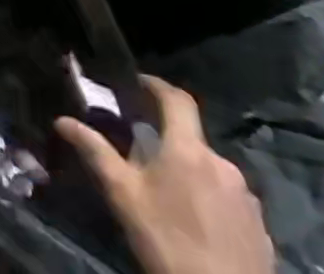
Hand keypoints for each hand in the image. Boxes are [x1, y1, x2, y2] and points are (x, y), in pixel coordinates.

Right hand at [56, 75, 272, 273]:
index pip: (177, 100)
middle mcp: (222, 164)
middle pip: (191, 139)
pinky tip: (196, 223)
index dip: (157, 85)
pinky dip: (210, 198)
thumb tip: (63, 120)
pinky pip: (229, 198)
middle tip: (144, 156)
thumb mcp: (123, 195)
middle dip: (168, 141)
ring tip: (169, 195)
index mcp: (187, 150)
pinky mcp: (259, 226)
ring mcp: (246, 196)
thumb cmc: (166, 241)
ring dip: (189, 171)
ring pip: (210, 169)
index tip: (139, 82)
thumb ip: (96, 152)